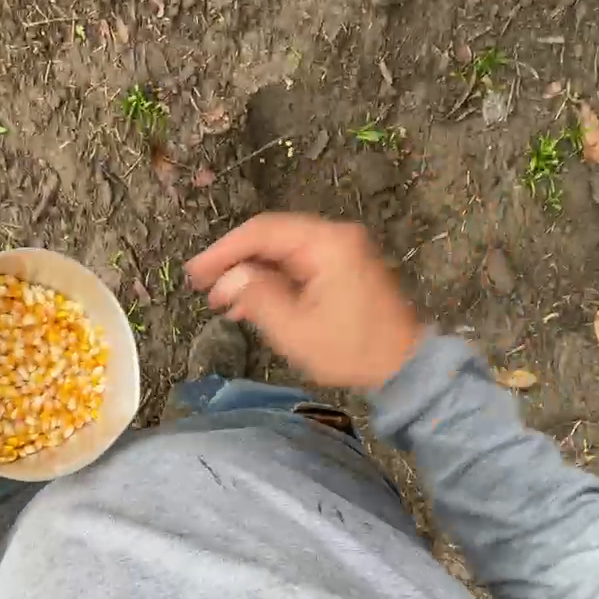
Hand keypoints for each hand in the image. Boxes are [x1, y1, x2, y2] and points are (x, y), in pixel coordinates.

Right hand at [184, 213, 422, 388]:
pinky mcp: (342, 268)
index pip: (261, 232)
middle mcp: (334, 237)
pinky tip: (249, 304)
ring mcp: (340, 251)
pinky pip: (297, 266)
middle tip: (203, 288)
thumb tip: (229, 279)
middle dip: (234, 263)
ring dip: (250, 274)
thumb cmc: (351, 350)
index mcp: (326, 243)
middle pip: (271, 238)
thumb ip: (257, 297)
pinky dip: (271, 282)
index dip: (223, 251)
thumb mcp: (295, 329)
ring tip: (221, 302)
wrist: (403, 366)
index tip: (195, 273)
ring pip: (281, 253)